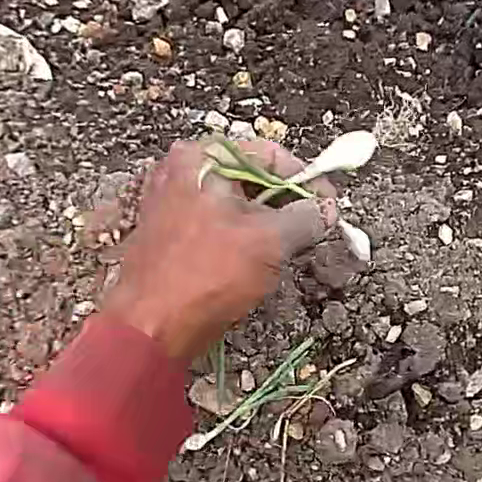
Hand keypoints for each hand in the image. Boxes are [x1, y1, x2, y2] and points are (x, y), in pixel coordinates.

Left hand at [102, 140, 335, 359]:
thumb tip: (327, 210)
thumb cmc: (208, 273)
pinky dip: (247, 237)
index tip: (330, 205)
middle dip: (289, 203)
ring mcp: (173, 203)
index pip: (271, 155)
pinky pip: (222, 224)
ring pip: (240, 203)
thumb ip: (308, 217)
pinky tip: (261, 261)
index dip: (307, 179)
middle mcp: (182, 171)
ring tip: (291, 248)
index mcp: (201, 159)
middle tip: (315, 227)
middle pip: (254, 178)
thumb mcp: (271, 240)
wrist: (151, 327)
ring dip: (271, 222)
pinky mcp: (173, 234)